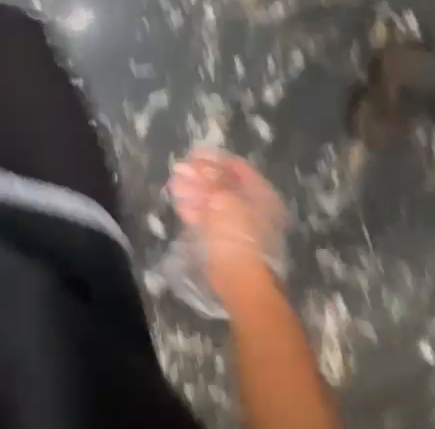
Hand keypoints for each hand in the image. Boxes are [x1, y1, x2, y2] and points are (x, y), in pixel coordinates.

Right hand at [168, 147, 286, 290]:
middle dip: (199, 176)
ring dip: (193, 192)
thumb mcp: (223, 200)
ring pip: (213, 201)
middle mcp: (251, 206)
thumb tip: (196, 164)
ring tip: (174, 186)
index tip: (192, 154)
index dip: (214, 158)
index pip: (236, 167)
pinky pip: (209, 219)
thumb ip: (210, 179)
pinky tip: (181, 206)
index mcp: (259, 194)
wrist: (240, 280)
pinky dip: (196, 211)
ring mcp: (238, 223)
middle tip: (178, 170)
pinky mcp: (225, 239)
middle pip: (222, 184)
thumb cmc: (237, 235)